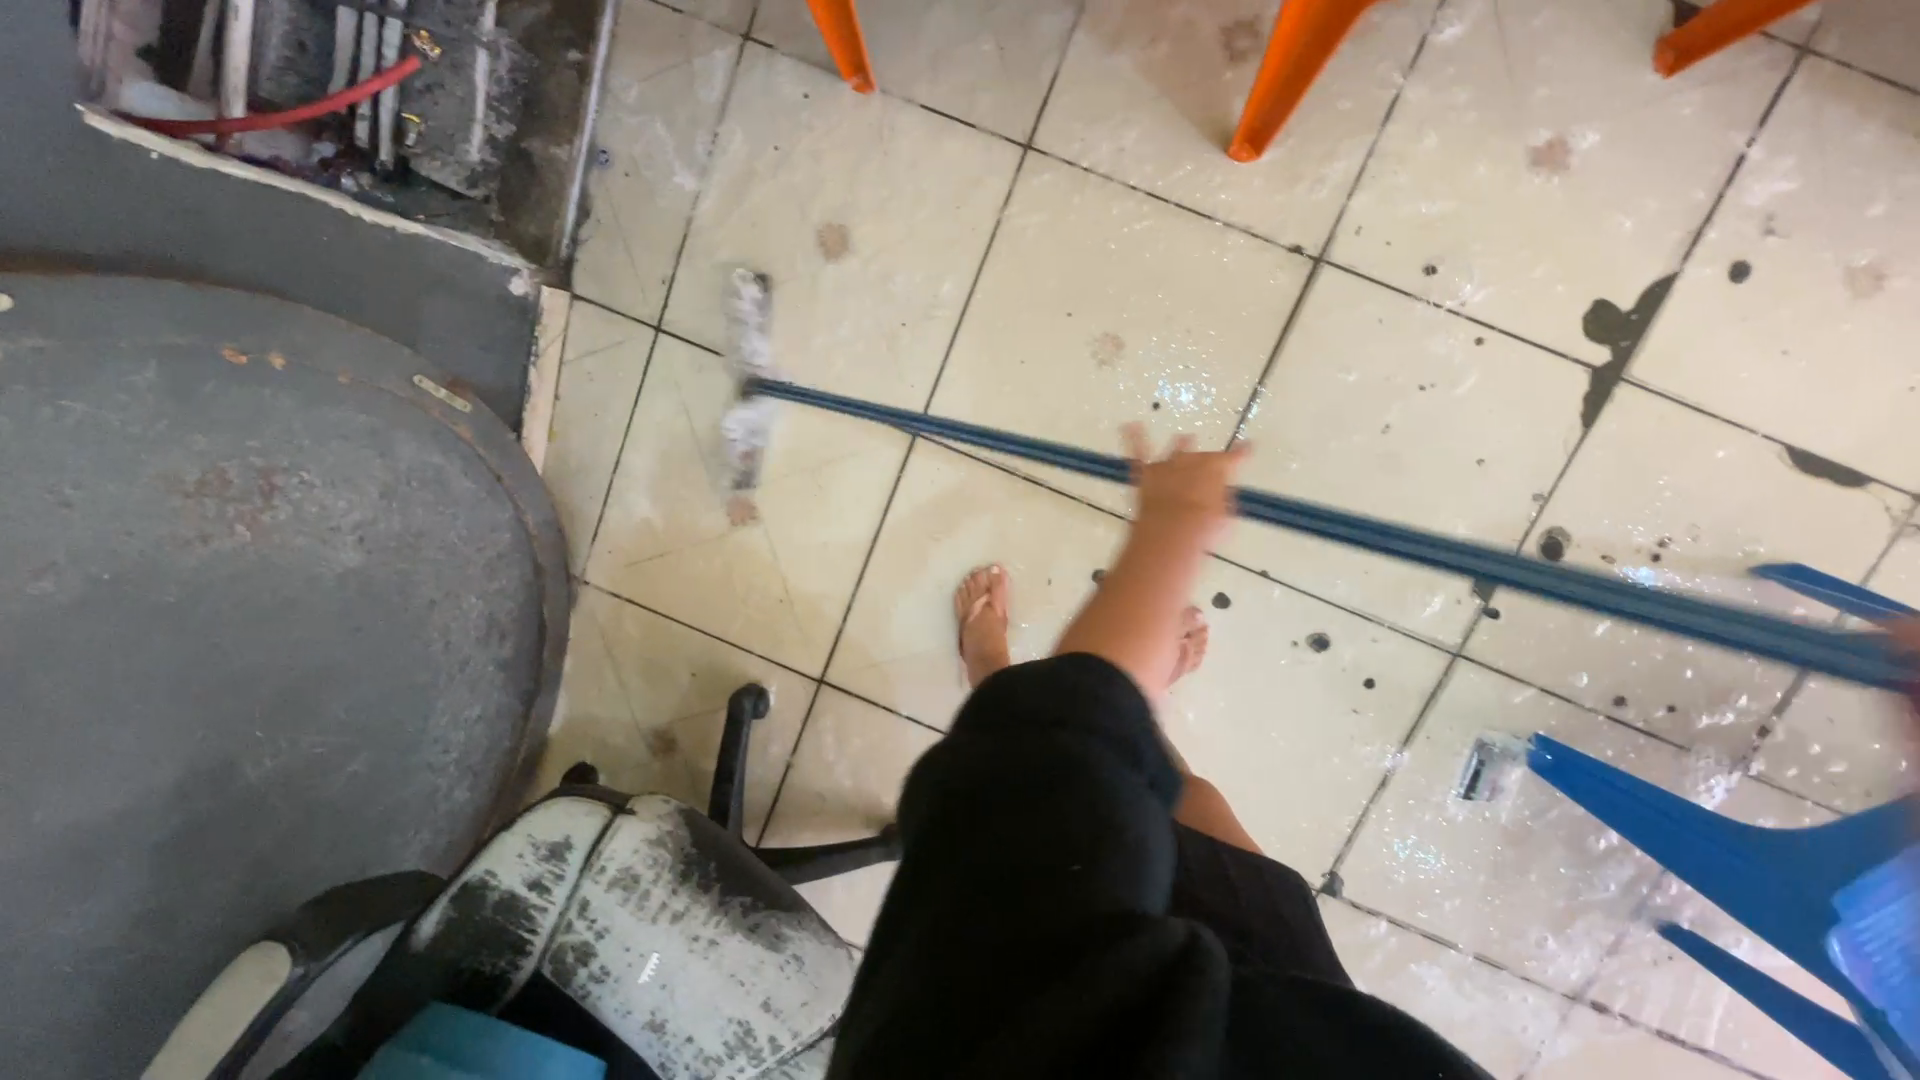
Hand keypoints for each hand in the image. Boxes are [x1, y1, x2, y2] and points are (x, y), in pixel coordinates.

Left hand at [1122, 424, 1249, 542]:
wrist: (1170, 529)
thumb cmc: (1204, 527)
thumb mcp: (1225, 516)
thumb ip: (1222, 498)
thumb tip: (1219, 494)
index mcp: (1216, 469)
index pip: (1233, 458)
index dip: (1241, 453)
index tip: (1248, 446)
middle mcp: (1192, 461)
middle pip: (1200, 458)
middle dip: (1204, 460)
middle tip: (1207, 461)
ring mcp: (1167, 465)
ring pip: (1174, 452)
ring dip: (1179, 446)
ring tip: (1183, 437)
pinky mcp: (1145, 473)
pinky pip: (1138, 451)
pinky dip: (1133, 436)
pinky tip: (1128, 424)